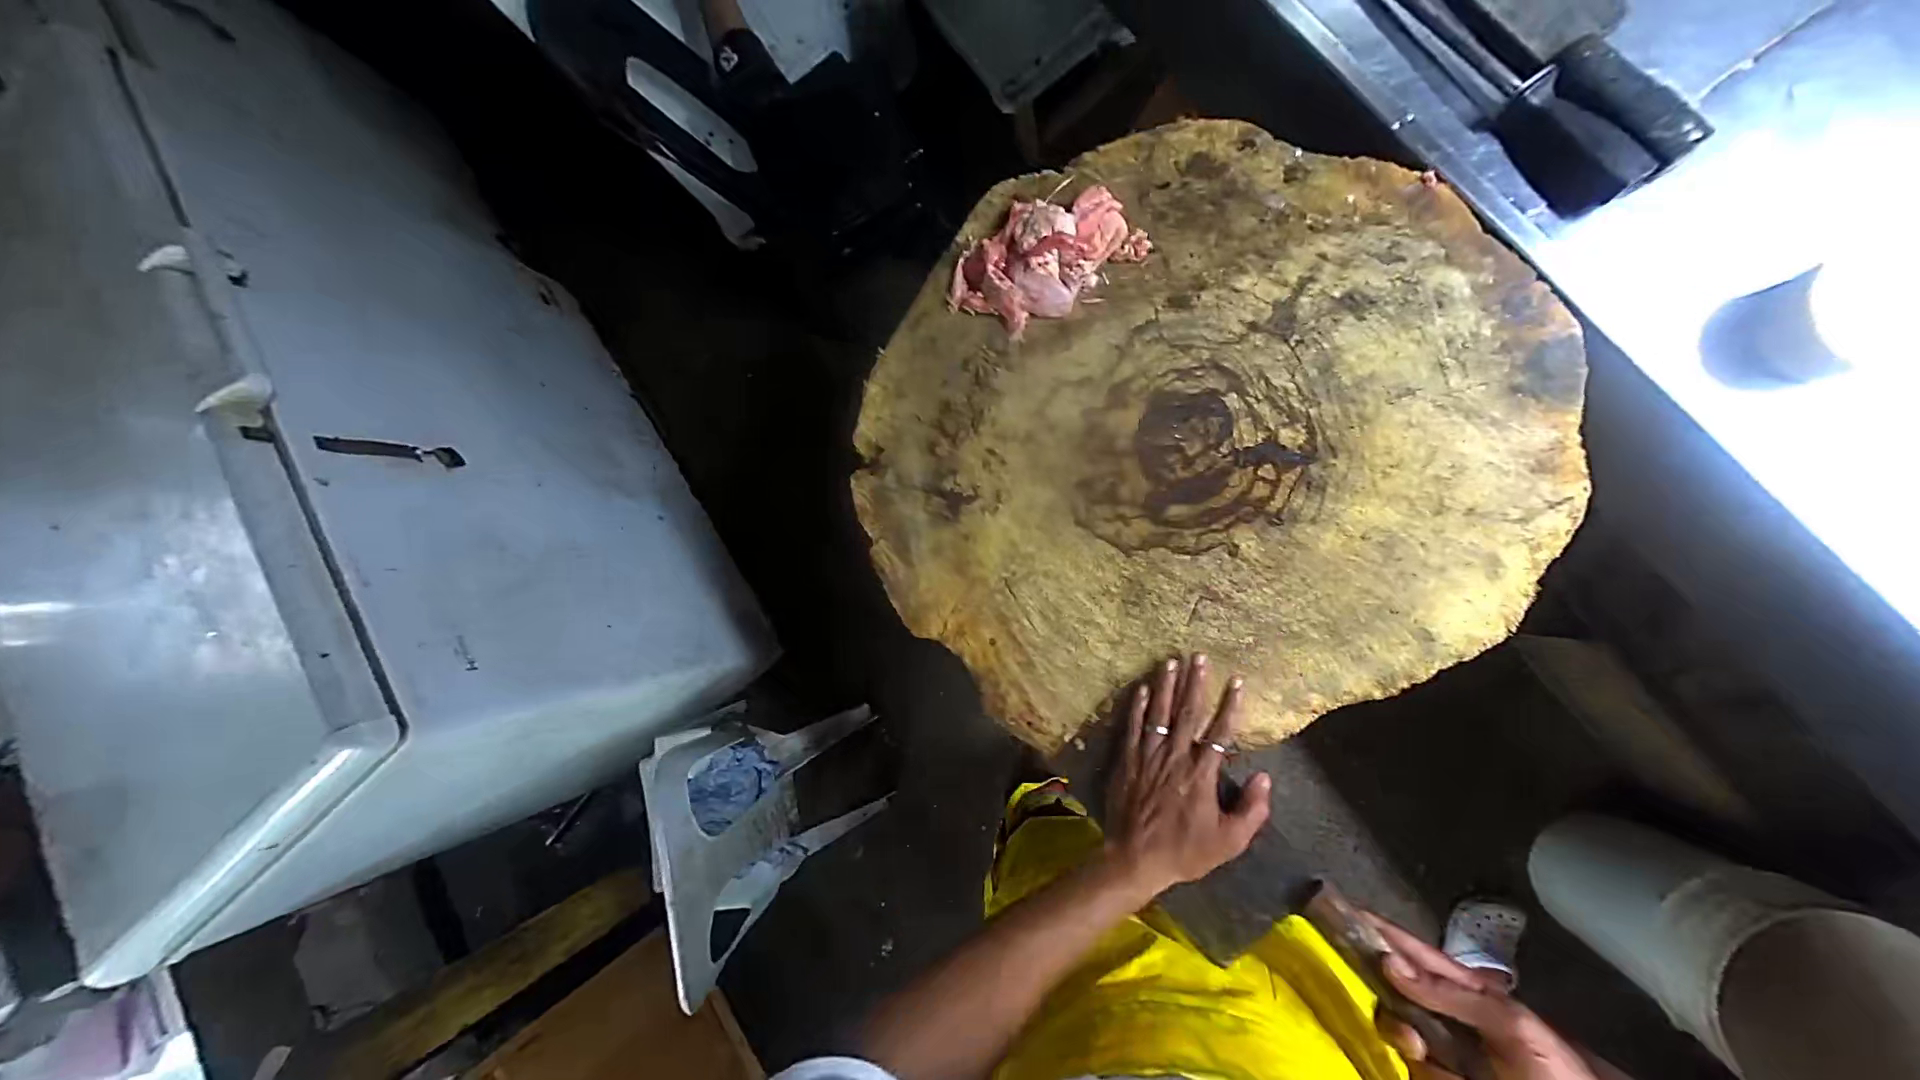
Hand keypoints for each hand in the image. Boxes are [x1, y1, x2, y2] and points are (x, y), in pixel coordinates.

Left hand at [1103, 654, 1271, 899]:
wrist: (1136, 858)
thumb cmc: (1185, 851)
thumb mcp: (1229, 841)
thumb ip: (1252, 810)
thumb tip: (1266, 778)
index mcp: (1202, 775)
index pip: (1220, 732)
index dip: (1230, 705)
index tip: (1237, 681)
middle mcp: (1175, 757)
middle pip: (1187, 713)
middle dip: (1195, 683)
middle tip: (1198, 656)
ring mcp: (1148, 756)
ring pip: (1159, 714)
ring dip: (1166, 686)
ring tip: (1170, 661)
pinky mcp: (1126, 760)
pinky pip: (1132, 727)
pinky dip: (1138, 707)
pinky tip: (1142, 687)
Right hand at [1362, 912, 1600, 1079]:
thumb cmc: (1559, 1076)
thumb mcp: (1515, 1027)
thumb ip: (1452, 992)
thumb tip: (1388, 961)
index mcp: (1466, 991)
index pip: (1413, 950)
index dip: (1380, 929)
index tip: (1343, 908)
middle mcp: (1445, 1014)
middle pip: (1391, 985)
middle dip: (1380, 987)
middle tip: (1383, 997)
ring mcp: (1442, 1050)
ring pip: (1393, 1024)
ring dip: (1399, 1033)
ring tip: (1423, 1053)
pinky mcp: (1436, 1077)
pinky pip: (1404, 1063)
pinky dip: (1409, 1062)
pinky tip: (1426, 1064)